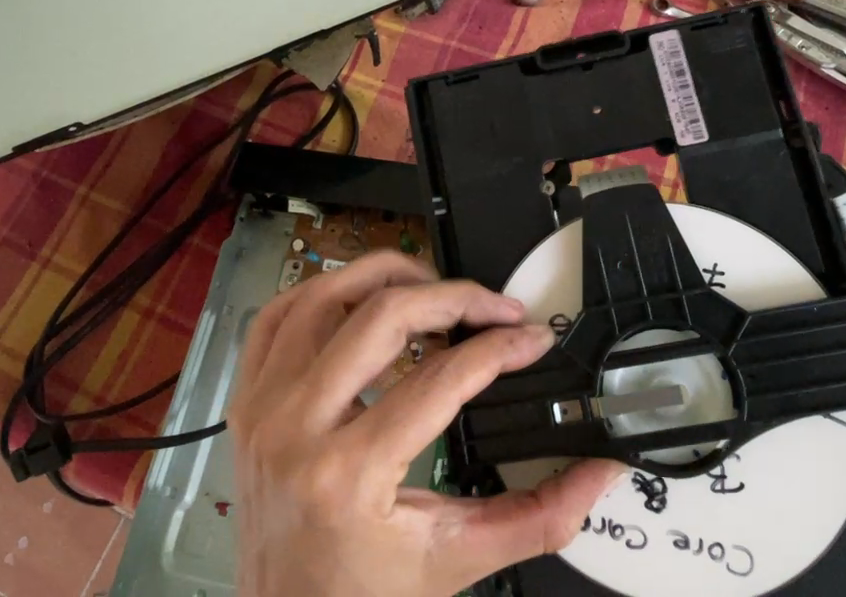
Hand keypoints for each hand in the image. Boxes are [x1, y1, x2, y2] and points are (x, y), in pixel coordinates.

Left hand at [228, 251, 623, 596]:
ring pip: (325, 296)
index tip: (529, 339)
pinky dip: (325, 293)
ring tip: (436, 291)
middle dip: (453, 296)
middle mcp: (295, 428)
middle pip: (382, 317)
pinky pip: (279, 314)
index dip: (497, 348)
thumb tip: (597, 472)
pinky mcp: (248, 399)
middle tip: (494, 308)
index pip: (439, 378)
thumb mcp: (459, 561)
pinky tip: (362, 301)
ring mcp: (264, 407)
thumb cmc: (362, 596)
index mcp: (349, 475)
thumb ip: (539, 517)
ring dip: (388, 279)